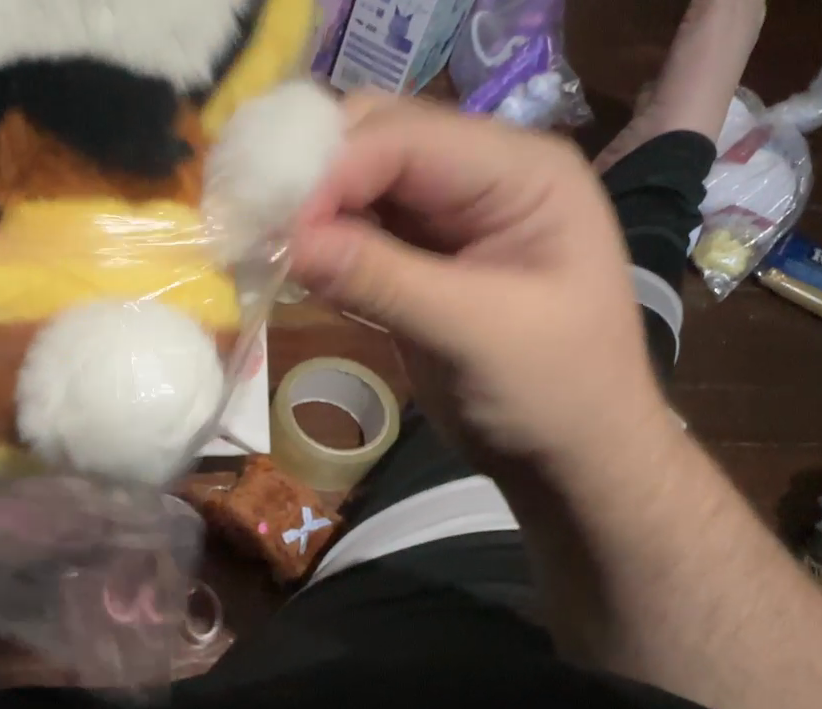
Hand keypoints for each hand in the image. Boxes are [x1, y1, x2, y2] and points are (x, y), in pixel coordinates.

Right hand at [289, 97, 674, 471]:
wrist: (570, 456)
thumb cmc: (553, 392)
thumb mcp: (476, 332)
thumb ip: (384, 281)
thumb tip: (288, 243)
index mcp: (519, 172)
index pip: (406, 139)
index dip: (332, 172)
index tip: (273, 228)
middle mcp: (480, 177)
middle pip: (376, 143)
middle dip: (311, 177)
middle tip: (251, 224)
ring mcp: (446, 219)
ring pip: (357, 186)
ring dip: (306, 210)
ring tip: (253, 243)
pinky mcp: (417, 262)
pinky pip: (356, 234)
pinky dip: (318, 245)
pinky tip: (282, 265)